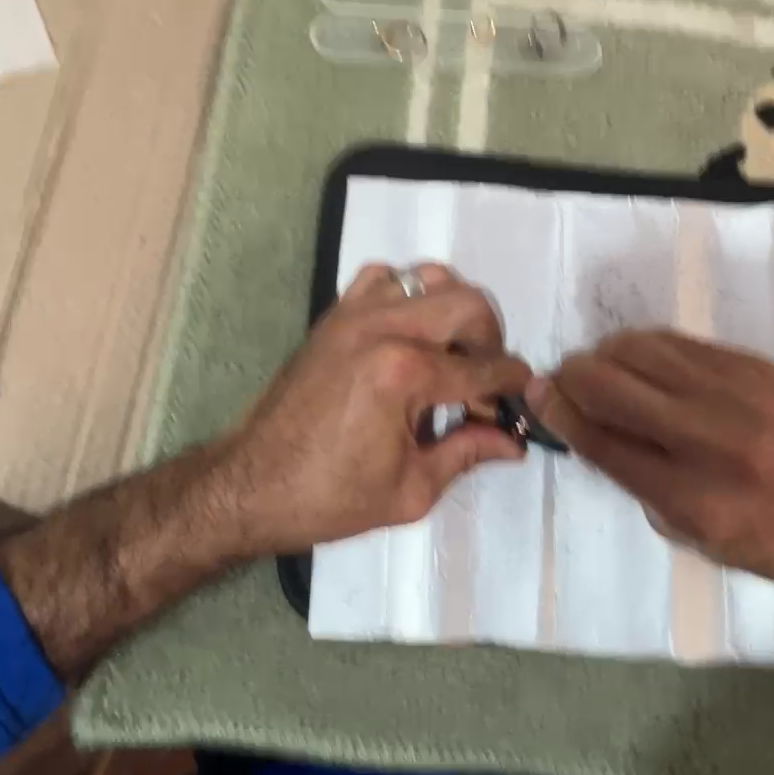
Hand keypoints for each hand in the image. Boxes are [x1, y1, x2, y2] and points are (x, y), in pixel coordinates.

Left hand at [211, 263, 533, 556]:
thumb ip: (468, 453)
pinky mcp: (334, 315)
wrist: (252, 483)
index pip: (482, 368)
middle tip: (485, 379)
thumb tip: (513, 441)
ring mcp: (355, 314)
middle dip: (491, 338)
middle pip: (467, 303)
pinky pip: (383, 278)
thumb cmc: (330, 497)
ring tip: (450, 352)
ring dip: (453, 310)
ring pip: (429, 278)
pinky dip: (407, 293)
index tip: (521, 397)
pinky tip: (407, 331)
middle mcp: (383, 327)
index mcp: (405, 373)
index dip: (511, 385)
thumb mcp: (411, 490)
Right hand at [528, 328, 773, 591]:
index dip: (559, 412)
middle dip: (572, 376)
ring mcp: (739, 395)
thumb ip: (644, 487)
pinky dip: (649, 348)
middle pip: (611, 386)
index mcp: (694, 498)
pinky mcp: (761, 368)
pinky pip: (683, 342)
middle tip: (564, 378)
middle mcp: (711, 440)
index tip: (536, 393)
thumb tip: (596, 434)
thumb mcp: (703, 540)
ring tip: (604, 366)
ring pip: (642, 351)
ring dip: (607, 355)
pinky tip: (644, 358)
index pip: (601, 441)